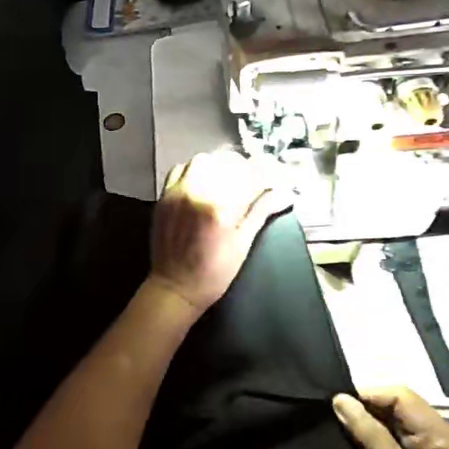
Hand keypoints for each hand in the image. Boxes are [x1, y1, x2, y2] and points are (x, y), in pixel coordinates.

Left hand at [147, 151, 290, 314]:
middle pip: (226, 164)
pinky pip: (179, 170)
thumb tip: (284, 193)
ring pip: (202, 162)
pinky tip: (202, 183)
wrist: (175, 287)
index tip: (276, 181)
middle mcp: (196, 192)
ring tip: (228, 181)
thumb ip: (261, 212)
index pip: (249, 177)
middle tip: (253, 183)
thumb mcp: (243, 243)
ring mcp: (176, 192)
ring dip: (218, 166)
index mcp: (219, 206)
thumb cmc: (214, 272)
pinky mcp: (164, 196)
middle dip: (244, 170)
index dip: (267, 176)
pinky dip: (194, 171)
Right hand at [332, 387, 448, 448]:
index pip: (403, 397)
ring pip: (401, 428)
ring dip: (373, 428)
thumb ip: (370, 436)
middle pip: (402, 410)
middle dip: (369, 410)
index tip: (336, 405)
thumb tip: (339, 400)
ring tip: (344, 432)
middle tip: (335, 419)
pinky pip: (404, 447)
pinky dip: (382, 444)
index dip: (369, 395)